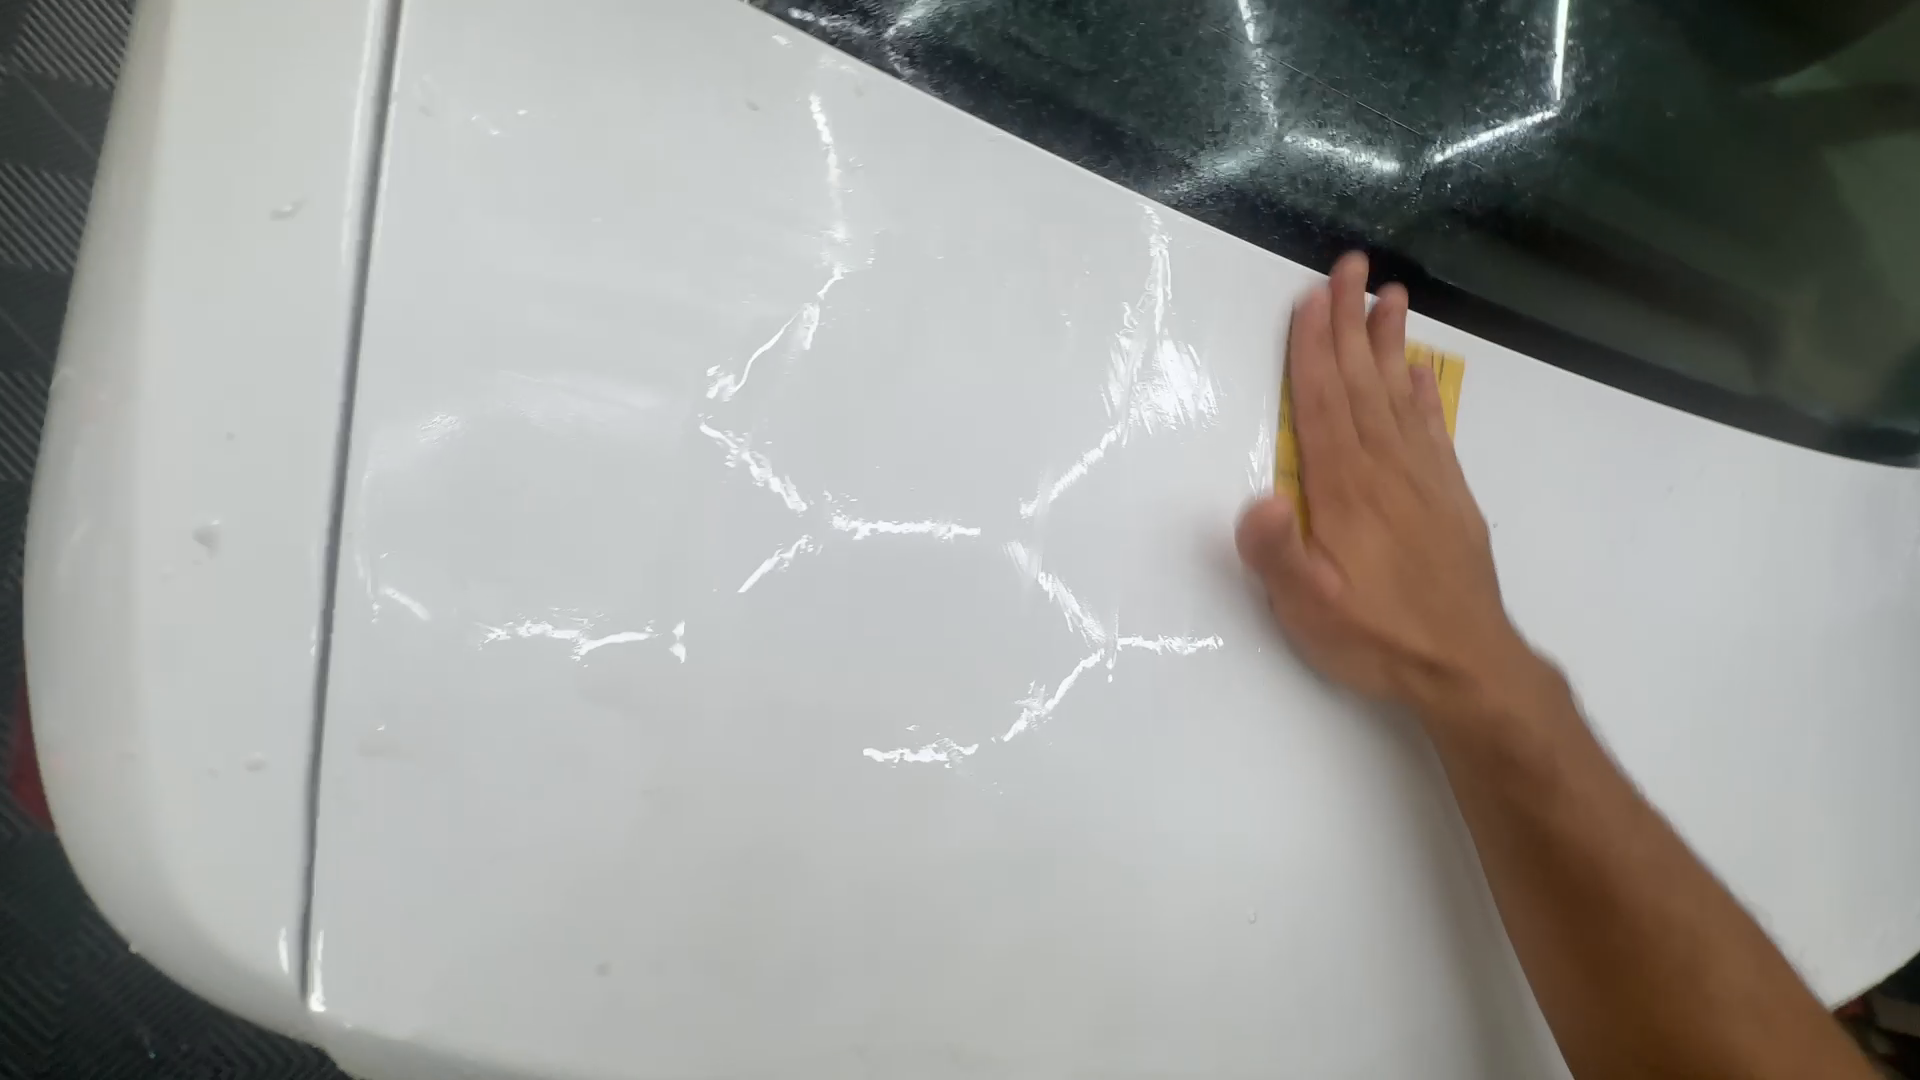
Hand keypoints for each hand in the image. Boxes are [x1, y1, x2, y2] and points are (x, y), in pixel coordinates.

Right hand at [1236, 253, 1539, 720]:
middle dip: (1351, 324)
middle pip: (1362, 385)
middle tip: (1351, 266)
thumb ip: (1277, 555)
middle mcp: (1386, 472)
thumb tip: (1259, 498)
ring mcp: (1424, 482)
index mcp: (1345, 492)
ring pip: (1400, 397)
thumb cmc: (1374, 638)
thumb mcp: (1308, 610)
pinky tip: (1422, 372)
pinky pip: (1434, 431)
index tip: (1311, 299)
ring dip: (1389, 344)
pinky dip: (1426, 394)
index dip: (1313, 351)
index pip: (1323, 406)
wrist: (1467, 670)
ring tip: (1390, 295)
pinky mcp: (1449, 499)